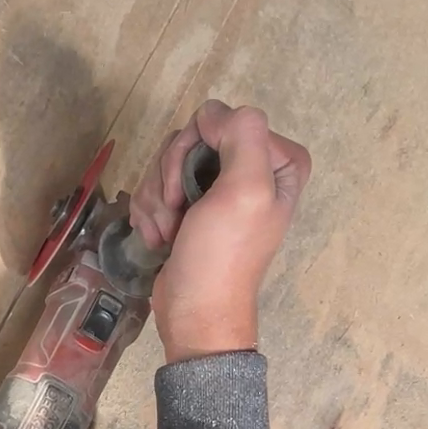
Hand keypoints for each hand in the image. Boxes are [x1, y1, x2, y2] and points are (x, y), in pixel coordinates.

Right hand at [129, 100, 310, 362]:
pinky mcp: (189, 210)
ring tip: (167, 233)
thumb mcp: (245, 190)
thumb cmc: (221, 257)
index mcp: (277, 159)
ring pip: (167, 165)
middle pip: (189, 140)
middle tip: (175, 214)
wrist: (194, 313)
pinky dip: (150, 215)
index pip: (221, 119)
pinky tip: (159, 239)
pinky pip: (156, 189)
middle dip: (169, 179)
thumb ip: (241, 134)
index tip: (188, 191)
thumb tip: (210, 115)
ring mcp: (217, 190)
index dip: (195, 149)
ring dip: (157, 201)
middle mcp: (250, 168)